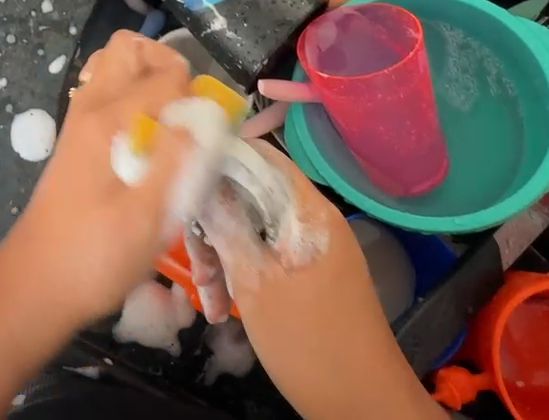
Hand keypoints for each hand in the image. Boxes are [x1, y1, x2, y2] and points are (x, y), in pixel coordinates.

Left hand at [0, 31, 194, 330]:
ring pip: (113, 69)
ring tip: (173, 125)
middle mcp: (89, 108)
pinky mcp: (78, 141)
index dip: (197, 94)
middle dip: (166, 64)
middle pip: (126, 48)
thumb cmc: (93, 256)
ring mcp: (79, 122)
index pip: (164, 74)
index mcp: (106, 119)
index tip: (212, 129)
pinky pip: (106, 96)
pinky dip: (133, 101)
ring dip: (147, 81)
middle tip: (190, 108)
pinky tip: (150, 146)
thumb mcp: (146, 217)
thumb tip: (205, 113)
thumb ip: (177, 160)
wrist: (36, 284)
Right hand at [194, 140, 445, 419]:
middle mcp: (309, 218)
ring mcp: (309, 247)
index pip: (258, 154)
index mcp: (307, 209)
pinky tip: (224, 309)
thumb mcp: (255, 282)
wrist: (367, 411)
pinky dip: (240, 276)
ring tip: (210, 302)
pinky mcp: (306, 273)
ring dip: (221, 258)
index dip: (217, 158)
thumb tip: (198, 176)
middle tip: (198, 269)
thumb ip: (224, 224)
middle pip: (247, 195)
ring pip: (249, 229)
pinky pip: (263, 254)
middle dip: (213, 225)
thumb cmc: (311, 343)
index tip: (182, 180)